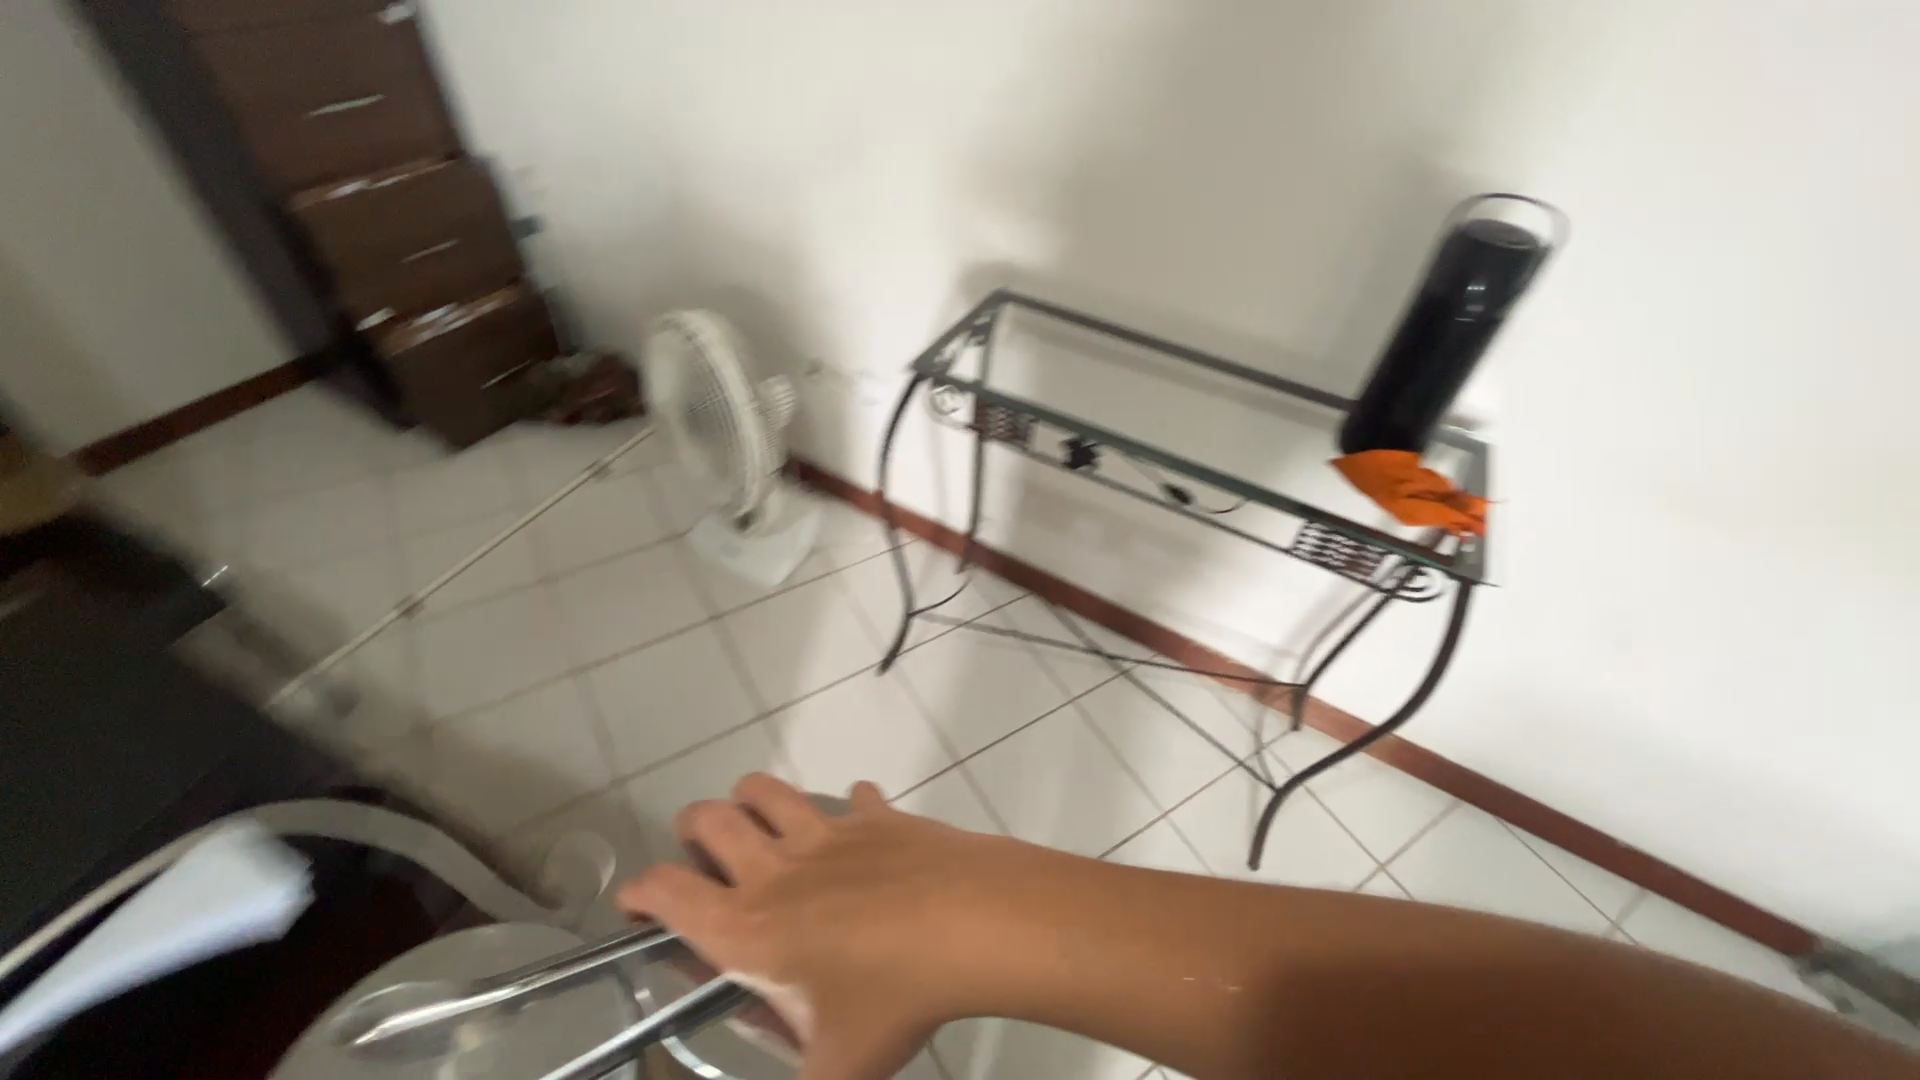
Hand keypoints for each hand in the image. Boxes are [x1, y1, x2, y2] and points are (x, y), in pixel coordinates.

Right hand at [618, 773, 1007, 1079]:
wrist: (969, 923)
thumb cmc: (890, 1000)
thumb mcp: (837, 1069)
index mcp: (748, 928)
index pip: (669, 893)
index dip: (641, 892)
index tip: (636, 900)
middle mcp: (776, 869)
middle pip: (710, 820)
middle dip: (692, 827)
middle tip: (701, 848)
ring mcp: (828, 833)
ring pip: (768, 789)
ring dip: (753, 797)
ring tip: (759, 819)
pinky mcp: (876, 816)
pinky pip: (855, 796)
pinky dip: (851, 806)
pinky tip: (861, 825)